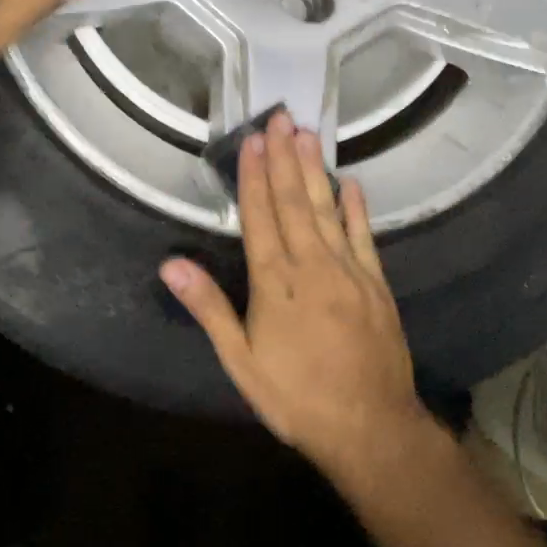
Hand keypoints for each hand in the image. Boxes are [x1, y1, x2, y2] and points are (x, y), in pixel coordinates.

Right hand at [161, 112, 431, 473]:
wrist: (371, 428)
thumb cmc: (296, 397)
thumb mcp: (241, 362)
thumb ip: (209, 308)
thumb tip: (170, 264)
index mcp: (275, 283)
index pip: (260, 217)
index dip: (254, 178)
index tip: (252, 141)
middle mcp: (313, 266)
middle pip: (294, 203)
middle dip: (284, 158)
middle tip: (280, 117)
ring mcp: (349, 272)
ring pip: (327, 210)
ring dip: (315, 170)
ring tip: (307, 133)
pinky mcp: (376, 284)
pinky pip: (364, 236)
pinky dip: (355, 207)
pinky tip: (350, 182)